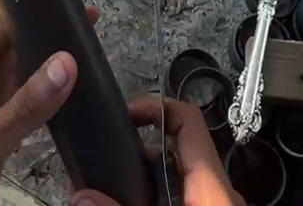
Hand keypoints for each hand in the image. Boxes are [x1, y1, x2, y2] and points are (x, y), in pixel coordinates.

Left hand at [0, 9, 81, 205]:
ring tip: (87, 53)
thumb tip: (68, 60)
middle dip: (44, 33)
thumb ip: (23, 108)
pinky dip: (44, 102)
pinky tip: (68, 102)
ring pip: (18, 81)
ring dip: (46, 67)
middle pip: (11, 51)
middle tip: (88, 23)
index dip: (26, 6)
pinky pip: (21, 112)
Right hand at [73, 96, 242, 205]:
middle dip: (140, 151)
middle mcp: (220, 195)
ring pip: (179, 179)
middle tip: (106, 158)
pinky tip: (127, 202)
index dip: (155, 106)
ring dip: (145, 178)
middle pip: (179, 150)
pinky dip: (155, 195)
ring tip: (108, 185)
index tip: (124, 113)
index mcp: (214, 188)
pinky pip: (183, 198)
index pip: (189, 119)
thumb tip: (81, 195)